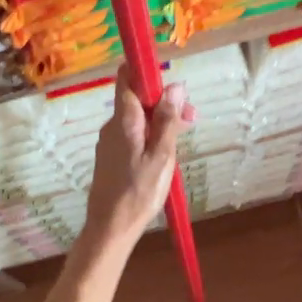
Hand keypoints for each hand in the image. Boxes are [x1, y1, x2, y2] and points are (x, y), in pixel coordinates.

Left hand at [83, 79, 190, 249]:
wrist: (110, 227)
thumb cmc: (138, 193)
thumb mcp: (161, 157)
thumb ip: (167, 121)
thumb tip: (175, 86)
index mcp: (124, 120)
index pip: (128, 77)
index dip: (149, 73)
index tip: (173, 86)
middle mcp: (112, 125)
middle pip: (137, 99)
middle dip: (165, 103)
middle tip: (191, 120)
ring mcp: (109, 141)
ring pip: (137, 119)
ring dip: (160, 122)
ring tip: (181, 141)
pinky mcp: (111, 156)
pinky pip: (132, 135)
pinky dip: (150, 137)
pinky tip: (163, 156)